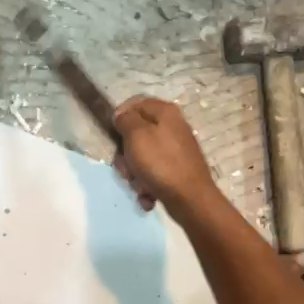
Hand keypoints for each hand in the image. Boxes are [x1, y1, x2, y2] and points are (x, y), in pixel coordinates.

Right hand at [112, 97, 221, 215]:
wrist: (190, 199)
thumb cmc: (160, 163)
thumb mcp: (136, 135)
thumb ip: (126, 119)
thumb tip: (121, 115)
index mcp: (165, 112)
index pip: (134, 104)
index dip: (120, 118)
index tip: (113, 136)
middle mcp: (172, 127)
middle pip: (136, 134)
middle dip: (126, 154)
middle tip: (127, 167)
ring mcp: (175, 149)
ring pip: (141, 156)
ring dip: (135, 174)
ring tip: (140, 186)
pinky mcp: (176, 169)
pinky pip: (152, 173)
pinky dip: (147, 185)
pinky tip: (148, 195)